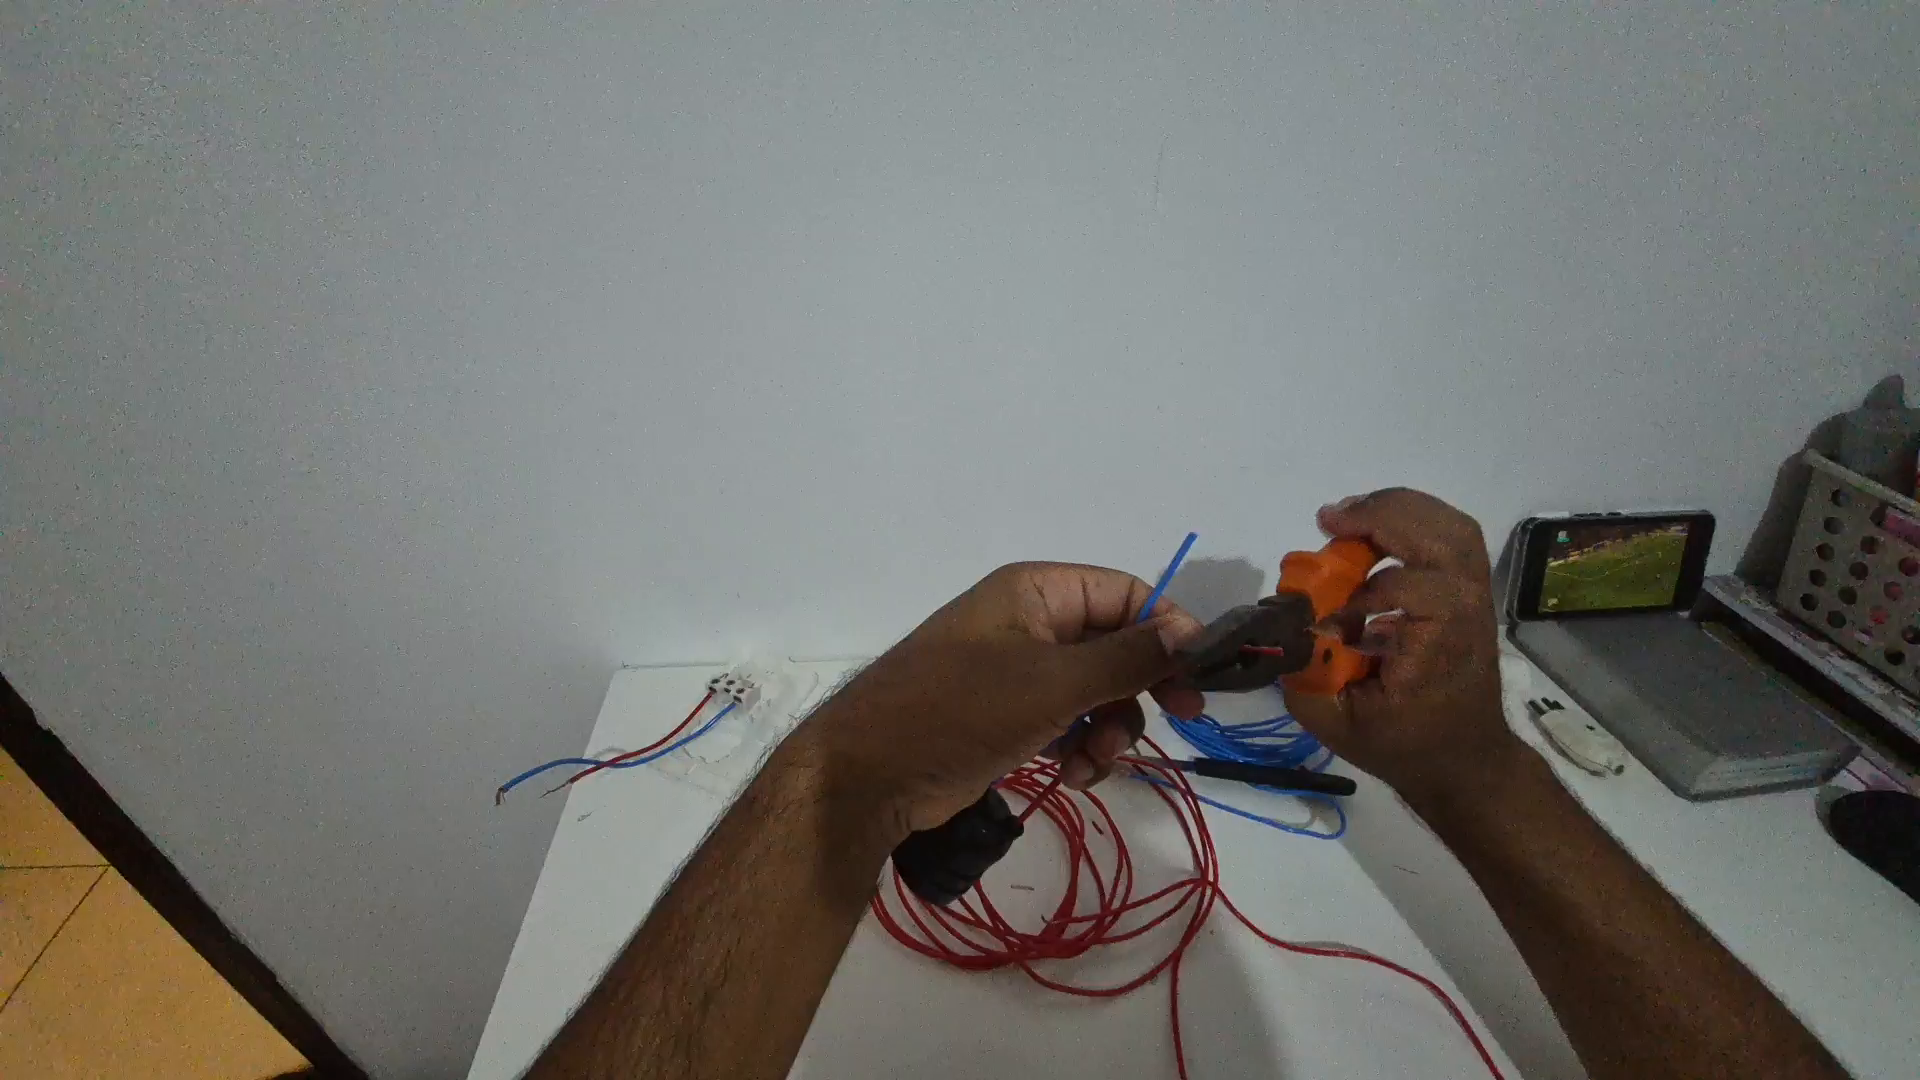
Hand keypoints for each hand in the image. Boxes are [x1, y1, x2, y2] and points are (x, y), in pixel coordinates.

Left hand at [793, 562, 1205, 839]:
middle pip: (1113, 645)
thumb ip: (1128, 658)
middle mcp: (1028, 622)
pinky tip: (1072, 777)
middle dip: (1137, 689)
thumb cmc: (961, 710)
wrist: (871, 775)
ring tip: (1094, 763)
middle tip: (1179, 721)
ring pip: (1094, 691)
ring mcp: (1016, 671)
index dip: (1168, 629)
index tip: (1201, 677)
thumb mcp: (1053, 683)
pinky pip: (1066, 721)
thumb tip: (1193, 631)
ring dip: (1108, 728)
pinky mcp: (1007, 714)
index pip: (1123, 593)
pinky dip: (1079, 747)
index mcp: (1036, 591)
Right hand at [1281, 489, 1526, 804]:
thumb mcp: (1335, 723)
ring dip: (1394, 510)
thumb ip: (1302, 672)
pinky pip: (1447, 535)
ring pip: (1448, 526)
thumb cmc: (1401, 743)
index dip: (1368, 592)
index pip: (1419, 590)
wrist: (1462, 758)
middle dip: (1381, 517)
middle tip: (1329, 521)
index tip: (1328, 616)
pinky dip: (1407, 520)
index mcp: (1442, 645)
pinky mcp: (1466, 591)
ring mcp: (1474, 597)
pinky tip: (1368, 531)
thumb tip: (1285, 624)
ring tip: (1345, 519)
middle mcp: (1467, 611)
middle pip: (1442, 536)